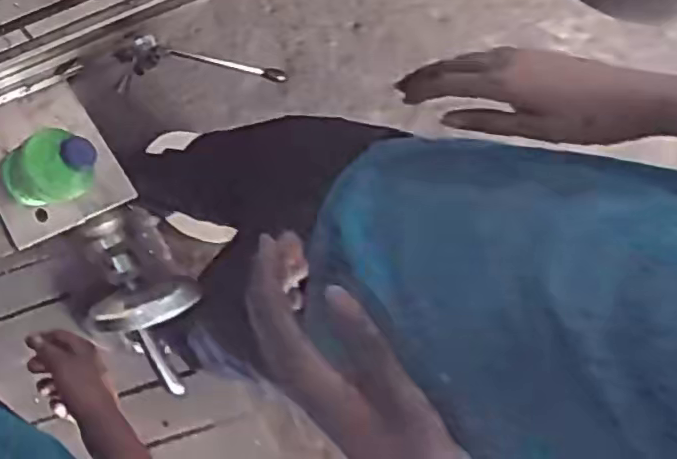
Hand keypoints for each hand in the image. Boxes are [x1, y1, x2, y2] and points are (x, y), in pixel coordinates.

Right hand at [25, 330, 122, 425]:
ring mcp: (91, 384)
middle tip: (30, 368)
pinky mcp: (90, 404)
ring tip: (42, 392)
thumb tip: (33, 337)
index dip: (42, 337)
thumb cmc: (79, 387)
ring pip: (64, 379)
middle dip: (43, 363)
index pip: (59, 335)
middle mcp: (90, 363)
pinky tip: (57, 407)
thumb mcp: (57, 363)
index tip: (28, 344)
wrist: (101, 424)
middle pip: (60, 357)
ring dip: (49, 384)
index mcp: (84, 348)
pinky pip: (71, 396)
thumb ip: (44, 349)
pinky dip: (60, 400)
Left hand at [246, 234, 461, 458]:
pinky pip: (280, 328)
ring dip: (276, 282)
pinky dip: (284, 301)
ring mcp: (292, 375)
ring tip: (297, 256)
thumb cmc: (415, 447)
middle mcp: (285, 368)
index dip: (267, 268)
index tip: (272, 238)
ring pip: (269, 315)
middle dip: (269, 268)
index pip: (268, 306)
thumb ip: (366, 343)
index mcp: (299, 368)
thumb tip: (333, 289)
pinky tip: (302, 292)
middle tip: (289, 239)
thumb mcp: (401, 397)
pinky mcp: (305, 380)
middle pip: (262, 306)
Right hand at [397, 47, 676, 144]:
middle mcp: (498, 62)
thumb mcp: (540, 129)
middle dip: (422, 76)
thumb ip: (489, 123)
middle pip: (447, 65)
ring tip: (426, 80)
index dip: (420, 90)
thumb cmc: (593, 120)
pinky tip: (462, 73)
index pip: (444, 82)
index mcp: (498, 81)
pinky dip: (459, 64)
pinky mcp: (528, 54)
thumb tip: (445, 118)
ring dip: (439, 69)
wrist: (647, 96)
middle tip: (403, 88)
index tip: (403, 100)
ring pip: (462, 59)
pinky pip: (479, 56)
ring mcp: (514, 54)